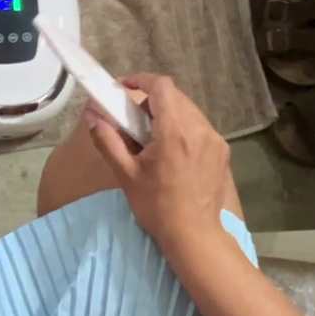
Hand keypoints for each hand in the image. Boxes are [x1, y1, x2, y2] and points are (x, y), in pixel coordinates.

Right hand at [86, 74, 233, 248]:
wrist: (194, 235)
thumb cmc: (157, 206)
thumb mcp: (126, 174)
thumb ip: (108, 140)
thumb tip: (92, 115)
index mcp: (174, 131)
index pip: (161, 86)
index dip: (141, 80)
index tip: (124, 89)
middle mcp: (199, 128)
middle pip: (175, 97)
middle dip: (152, 101)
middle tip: (133, 119)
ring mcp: (215, 139)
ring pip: (189, 111)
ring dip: (168, 114)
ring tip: (152, 137)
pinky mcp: (222, 150)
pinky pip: (200, 127)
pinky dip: (183, 128)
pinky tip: (172, 151)